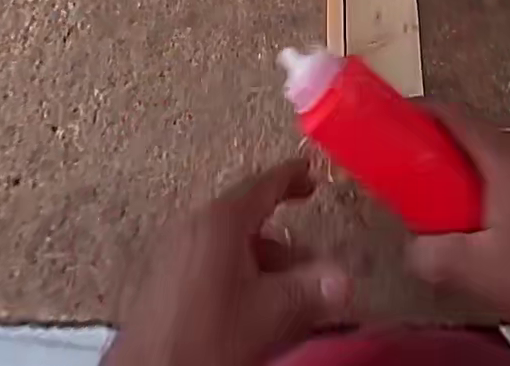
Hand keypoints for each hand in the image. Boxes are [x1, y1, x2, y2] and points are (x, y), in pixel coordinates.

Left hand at [104, 158, 351, 365]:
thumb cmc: (208, 337)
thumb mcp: (268, 313)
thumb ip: (310, 290)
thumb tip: (345, 280)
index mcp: (221, 218)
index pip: (265, 184)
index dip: (292, 176)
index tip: (311, 172)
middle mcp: (196, 223)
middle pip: (248, 213)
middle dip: (283, 231)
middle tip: (310, 249)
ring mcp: (176, 248)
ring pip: (231, 240)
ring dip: (263, 257)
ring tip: (288, 288)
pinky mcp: (164, 276)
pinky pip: (211, 257)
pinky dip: (238, 268)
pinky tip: (252, 300)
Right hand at [407, 106, 509, 362]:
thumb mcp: (485, 273)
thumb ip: (436, 256)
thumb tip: (410, 246)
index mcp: (503, 154)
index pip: (450, 112)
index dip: (415, 110)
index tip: (387, 120)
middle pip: (466, 131)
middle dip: (431, 147)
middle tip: (403, 172)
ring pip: (486, 154)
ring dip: (457, 170)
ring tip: (436, 204)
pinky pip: (505, 170)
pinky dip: (481, 183)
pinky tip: (480, 224)